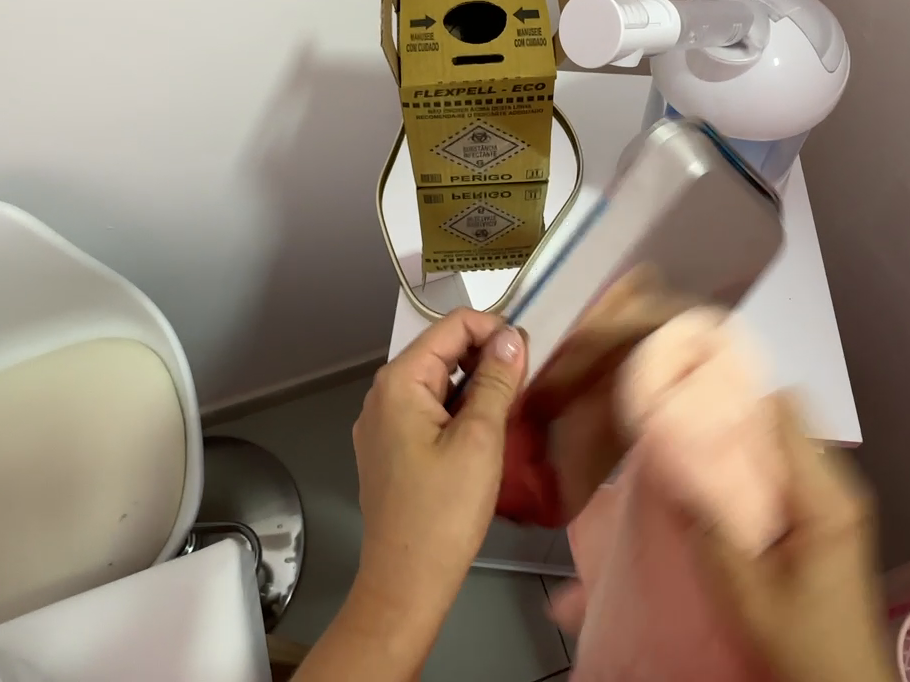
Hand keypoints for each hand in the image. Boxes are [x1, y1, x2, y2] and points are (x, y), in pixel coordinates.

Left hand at [351, 308, 526, 617]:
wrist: (406, 584)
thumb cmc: (443, 512)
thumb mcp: (480, 439)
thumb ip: (497, 380)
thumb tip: (511, 337)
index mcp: (400, 381)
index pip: (452, 326)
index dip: (494, 330)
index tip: (527, 354)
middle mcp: (383, 393)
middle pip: (442, 350)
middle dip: (485, 358)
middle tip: (522, 386)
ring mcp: (382, 422)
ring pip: (437, 380)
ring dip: (474, 385)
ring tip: (506, 412)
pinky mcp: (389, 447)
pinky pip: (428, 408)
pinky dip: (458, 409)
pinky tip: (481, 434)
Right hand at [694, 393, 894, 681]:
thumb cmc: (797, 638)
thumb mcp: (741, 586)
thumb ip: (709, 520)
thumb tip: (674, 460)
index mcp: (822, 497)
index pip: (784, 411)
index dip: (739, 394)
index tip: (695, 396)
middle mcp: (839, 486)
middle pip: (786, 418)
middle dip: (737, 415)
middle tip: (690, 422)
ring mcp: (839, 498)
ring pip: (787, 438)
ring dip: (746, 439)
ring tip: (703, 447)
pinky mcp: (831, 513)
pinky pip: (792, 464)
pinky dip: (759, 461)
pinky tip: (728, 480)